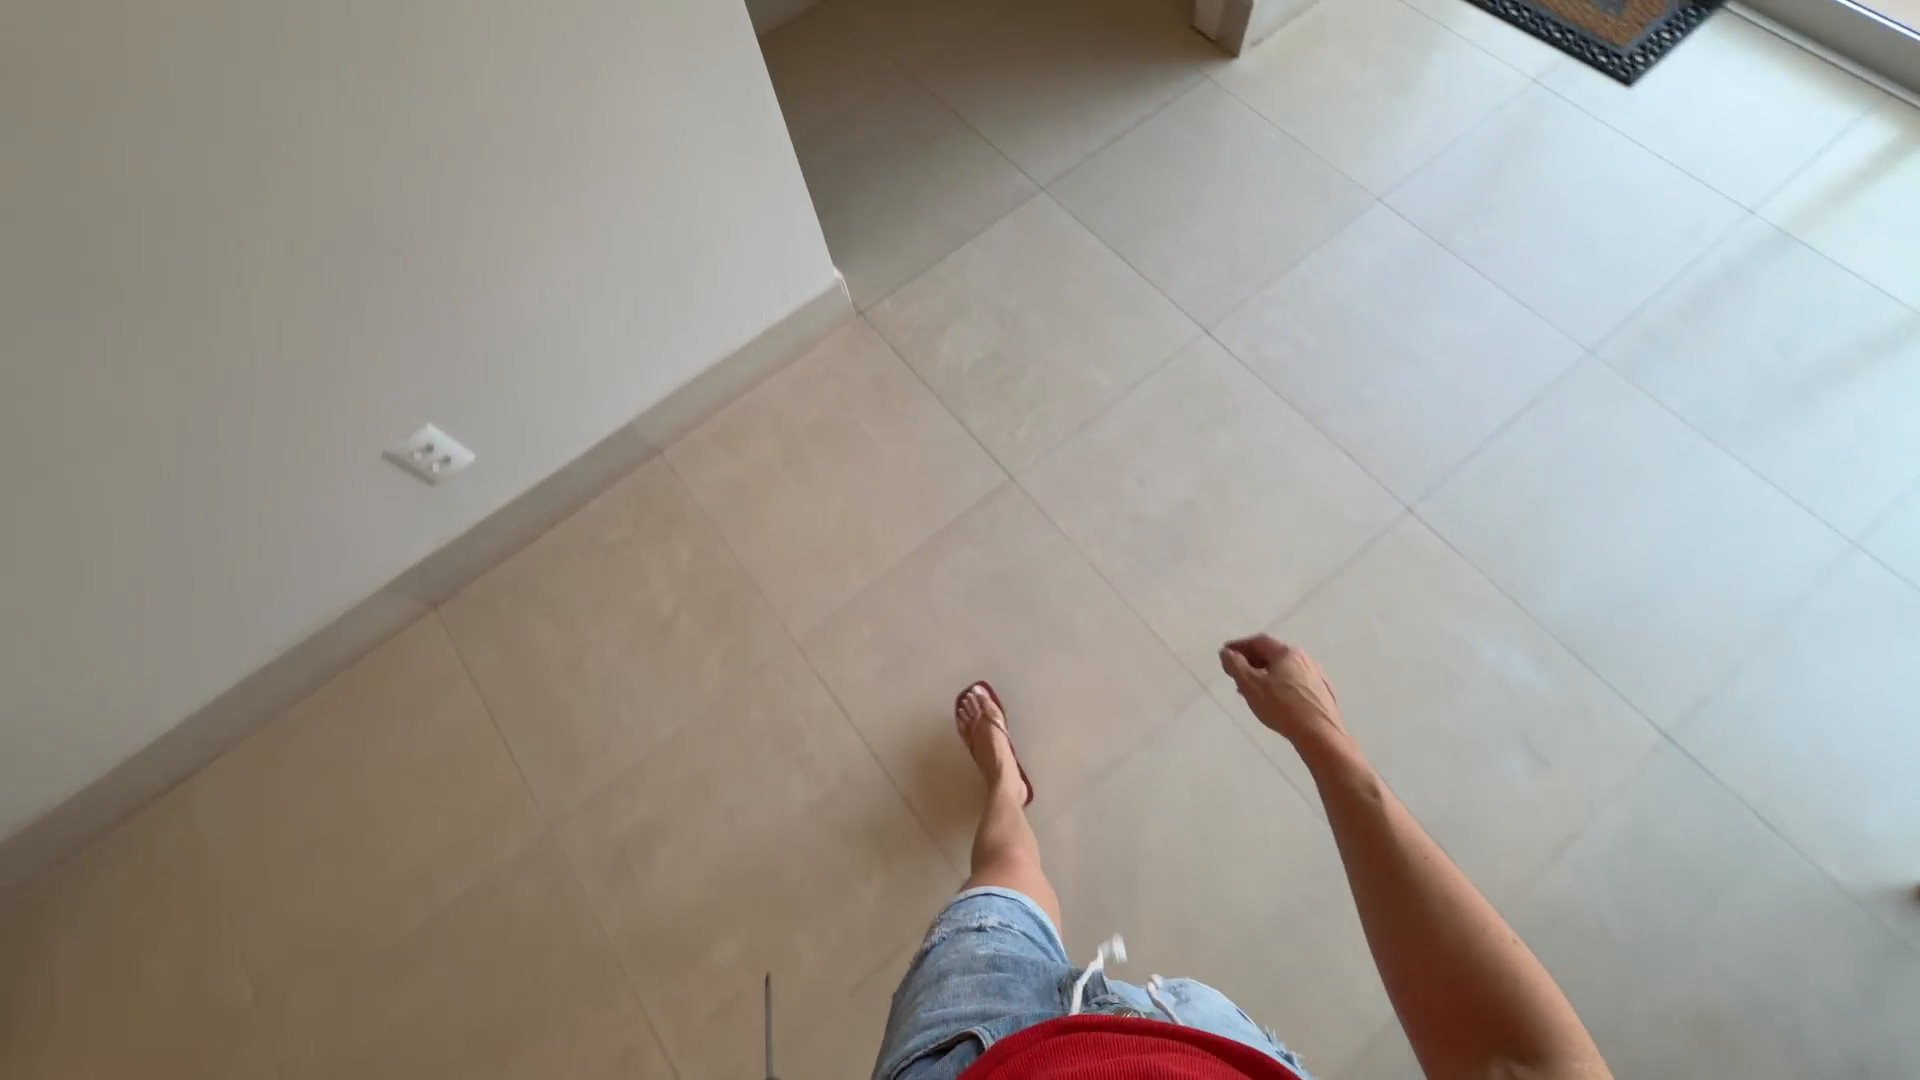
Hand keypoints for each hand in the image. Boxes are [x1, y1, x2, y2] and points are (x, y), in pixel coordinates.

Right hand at [1219, 635, 1344, 745]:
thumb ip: (1235, 666)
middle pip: (1273, 654)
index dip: (1239, 645)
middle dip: (1251, 661)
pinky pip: (1295, 683)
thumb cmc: (1282, 706)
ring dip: (1265, 675)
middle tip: (1236, 673)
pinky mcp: (1323, 693)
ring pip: (1284, 670)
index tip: (1225, 655)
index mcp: (1287, 653)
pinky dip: (1280, 685)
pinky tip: (1274, 701)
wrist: (1321, 735)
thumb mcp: (1250, 685)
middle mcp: (1304, 659)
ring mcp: (1316, 676)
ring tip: (1251, 690)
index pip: (1259, 641)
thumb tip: (1226, 653)